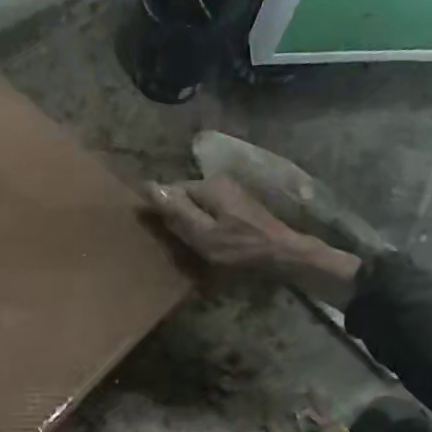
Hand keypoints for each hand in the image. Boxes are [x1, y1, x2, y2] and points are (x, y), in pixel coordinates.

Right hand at [147, 177, 307, 270]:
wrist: (282, 252)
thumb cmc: (240, 246)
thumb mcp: (203, 234)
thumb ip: (176, 211)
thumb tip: (149, 187)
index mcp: (208, 184)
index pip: (171, 190)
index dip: (163, 209)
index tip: (162, 230)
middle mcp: (219, 179)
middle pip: (185, 195)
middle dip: (178, 214)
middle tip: (179, 239)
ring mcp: (231, 189)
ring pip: (198, 202)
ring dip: (192, 219)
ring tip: (192, 240)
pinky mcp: (238, 201)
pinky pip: (211, 207)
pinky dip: (206, 220)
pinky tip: (210, 237)